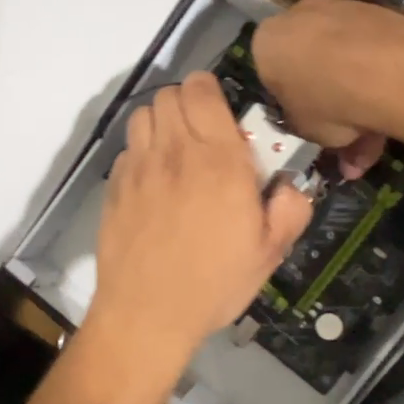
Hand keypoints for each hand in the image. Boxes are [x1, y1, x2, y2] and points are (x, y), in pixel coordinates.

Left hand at [87, 72, 312, 357]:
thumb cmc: (214, 283)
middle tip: (203, 134)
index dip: (211, 91)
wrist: (147, 313)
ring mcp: (138, 168)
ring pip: (143, 114)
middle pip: (169, 94)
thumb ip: (289, 209)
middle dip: (187, 103)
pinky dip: (141, 153)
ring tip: (176, 152)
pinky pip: (127, 149)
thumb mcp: (269, 252)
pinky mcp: (114, 187)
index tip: (222, 114)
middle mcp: (175, 152)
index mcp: (219, 160)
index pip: (202, 90)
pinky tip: (153, 182)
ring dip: (161, 123)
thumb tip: (288, 185)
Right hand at [252, 0, 403, 177]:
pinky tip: (391, 112)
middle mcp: (298, 15)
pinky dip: (377, 80)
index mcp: (267, 41)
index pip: (269, 73)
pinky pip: (370, 52)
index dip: (288, 99)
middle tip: (343, 133)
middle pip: (310, 61)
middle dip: (328, 99)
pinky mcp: (378, 10)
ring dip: (356, 97)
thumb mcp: (302, 128)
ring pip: (344, 59)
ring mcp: (341, 8)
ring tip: (374, 139)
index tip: (304, 118)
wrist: (389, 72)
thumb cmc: (327, 103)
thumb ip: (299, 121)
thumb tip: (308, 121)